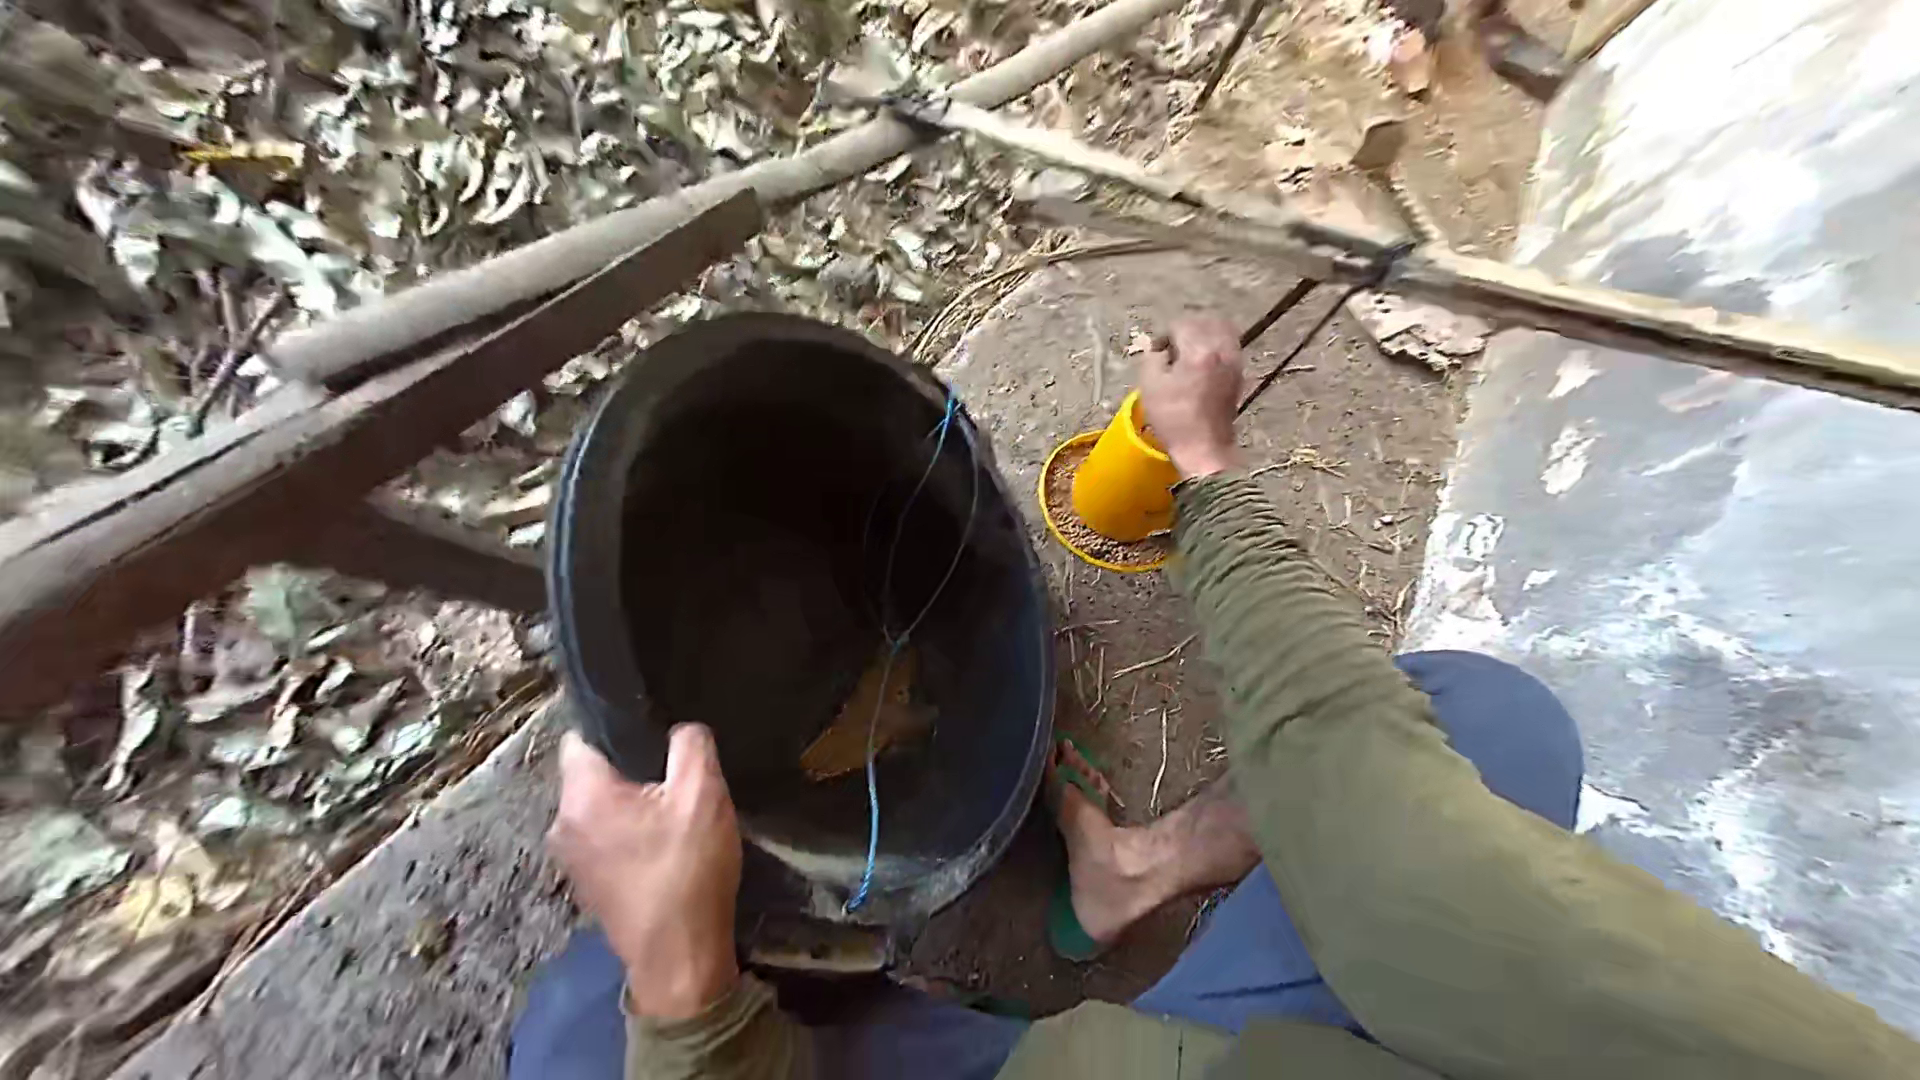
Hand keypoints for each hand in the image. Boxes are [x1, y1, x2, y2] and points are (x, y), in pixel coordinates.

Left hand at [548, 726, 741, 1018]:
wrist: (680, 954)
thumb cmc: (688, 867)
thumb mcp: (703, 792)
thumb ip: (691, 743)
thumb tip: (681, 729)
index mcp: (582, 798)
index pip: (582, 737)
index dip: (617, 723)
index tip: (653, 721)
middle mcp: (563, 825)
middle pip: (593, 770)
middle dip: (633, 761)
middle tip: (676, 762)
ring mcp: (572, 858)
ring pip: (602, 802)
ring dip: (635, 794)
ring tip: (675, 797)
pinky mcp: (589, 880)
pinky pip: (606, 830)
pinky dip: (631, 822)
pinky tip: (666, 832)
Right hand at [1138, 315, 1244, 478]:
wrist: (1204, 447)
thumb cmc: (1173, 419)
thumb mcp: (1150, 386)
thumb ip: (1152, 358)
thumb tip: (1159, 349)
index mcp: (1198, 351)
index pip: (1181, 325)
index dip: (1165, 336)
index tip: (1157, 353)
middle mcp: (1221, 350)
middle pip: (1206, 321)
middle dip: (1187, 329)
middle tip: (1172, 347)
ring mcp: (1234, 362)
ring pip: (1222, 331)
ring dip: (1204, 335)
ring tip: (1188, 354)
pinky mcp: (1239, 374)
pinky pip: (1229, 346)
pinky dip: (1215, 347)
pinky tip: (1202, 364)